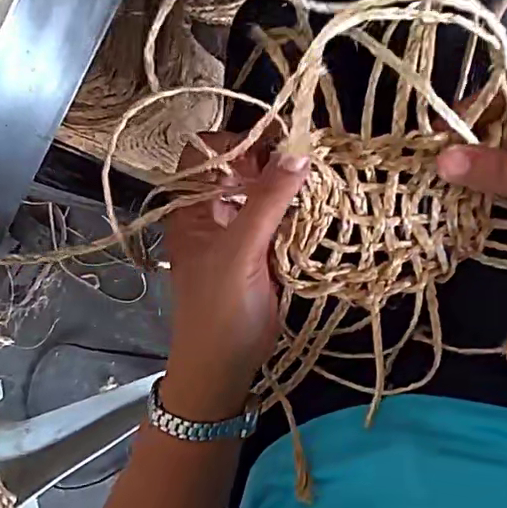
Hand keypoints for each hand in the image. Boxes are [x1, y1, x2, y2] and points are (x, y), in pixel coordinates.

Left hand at [160, 133, 308, 418]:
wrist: (223, 367)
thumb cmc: (220, 311)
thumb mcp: (241, 252)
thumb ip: (267, 201)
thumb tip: (298, 151)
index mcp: (190, 206)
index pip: (207, 150)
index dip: (238, 140)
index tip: (279, 145)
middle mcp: (211, 211)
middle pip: (237, 166)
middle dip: (271, 159)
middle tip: (307, 162)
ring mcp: (236, 230)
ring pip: (260, 189)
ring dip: (287, 184)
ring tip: (316, 183)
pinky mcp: (259, 248)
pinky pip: (277, 215)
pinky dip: (296, 208)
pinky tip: (315, 210)